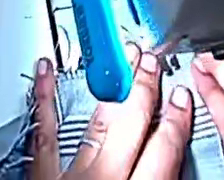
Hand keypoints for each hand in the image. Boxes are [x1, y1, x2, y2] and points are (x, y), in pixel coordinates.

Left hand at [30, 46, 191, 179]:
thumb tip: (174, 170)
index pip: (163, 153)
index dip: (175, 122)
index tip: (182, 96)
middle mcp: (105, 179)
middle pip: (131, 126)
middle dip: (143, 89)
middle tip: (151, 59)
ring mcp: (71, 173)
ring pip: (97, 121)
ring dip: (111, 87)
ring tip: (119, 56)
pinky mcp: (41, 173)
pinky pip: (44, 129)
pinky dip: (44, 95)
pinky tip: (45, 67)